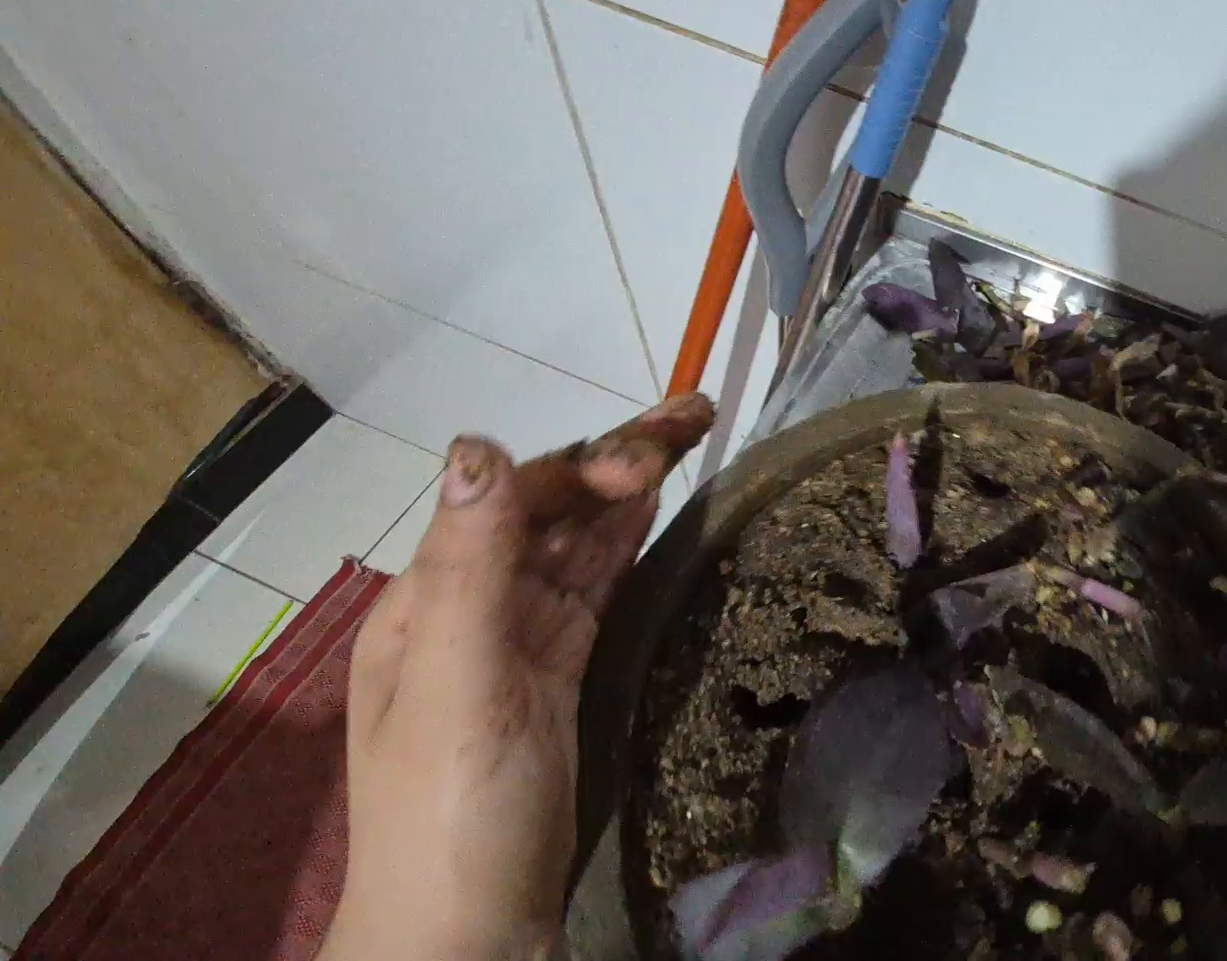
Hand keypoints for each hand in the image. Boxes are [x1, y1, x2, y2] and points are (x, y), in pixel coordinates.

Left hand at [319, 396, 713, 960]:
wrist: (470, 929)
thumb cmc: (451, 807)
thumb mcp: (455, 683)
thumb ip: (471, 565)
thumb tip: (477, 445)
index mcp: (434, 594)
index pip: (516, 499)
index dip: (582, 467)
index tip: (655, 457)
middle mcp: (476, 600)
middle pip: (556, 509)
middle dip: (620, 457)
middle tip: (695, 414)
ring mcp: (522, 634)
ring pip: (583, 540)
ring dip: (632, 488)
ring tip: (688, 438)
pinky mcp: (561, 664)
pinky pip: (596, 584)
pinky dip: (626, 541)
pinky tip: (655, 509)